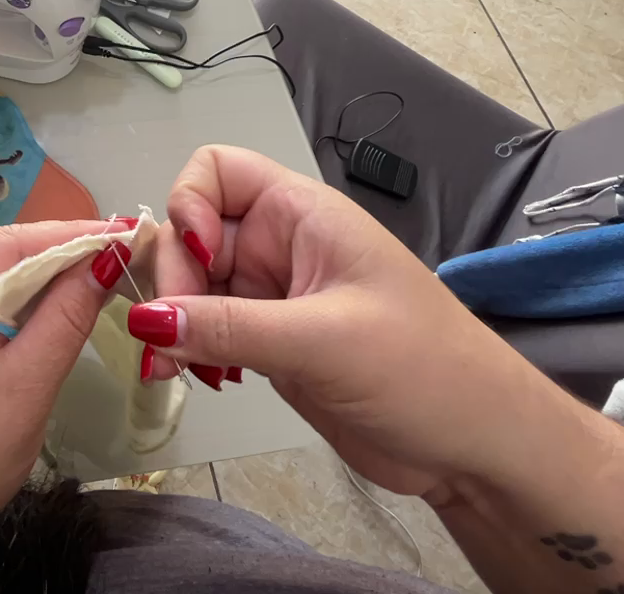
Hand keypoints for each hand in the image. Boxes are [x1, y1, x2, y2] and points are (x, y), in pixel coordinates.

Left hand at [0, 218, 120, 585]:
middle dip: (58, 250)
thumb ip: (66, 318)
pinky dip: (16, 290)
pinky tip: (53, 293)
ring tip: (98, 265)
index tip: (127, 230)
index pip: (6, 245)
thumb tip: (108, 261)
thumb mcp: (23, 390)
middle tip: (121, 248)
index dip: (70, 236)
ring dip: (40, 269)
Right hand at [132, 146, 584, 507]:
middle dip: (173, 280)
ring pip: (188, 283)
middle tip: (172, 338)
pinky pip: (203, 325)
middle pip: (188, 231)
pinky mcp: (263, 337)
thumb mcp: (323, 341)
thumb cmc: (423, 371)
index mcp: (299, 213)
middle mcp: (274, 242)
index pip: (215, 169)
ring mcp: (266, 291)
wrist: (481, 452)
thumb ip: (227, 327)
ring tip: (172, 369)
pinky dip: (186, 346)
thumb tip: (141, 320)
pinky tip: (191, 377)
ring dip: (170, 320)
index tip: (198, 257)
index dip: (189, 201)